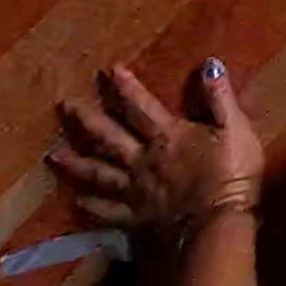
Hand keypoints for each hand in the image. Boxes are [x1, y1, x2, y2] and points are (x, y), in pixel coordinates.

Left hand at [50, 59, 262, 234]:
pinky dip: (87, 205)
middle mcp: (142, 160)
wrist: (217, 222)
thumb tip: (209, 63)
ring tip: (52, 155)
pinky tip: (75, 200)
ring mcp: (134, 191)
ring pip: (98, 174)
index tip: (108, 70)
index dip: (124, 88)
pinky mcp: (133, 218)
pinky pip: (104, 211)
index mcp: (167, 136)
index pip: (140, 107)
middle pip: (109, 138)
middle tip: (64, 106)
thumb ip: (219, 96)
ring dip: (74, 163)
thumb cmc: (230, 169)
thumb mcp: (233, 125)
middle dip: (87, 120)